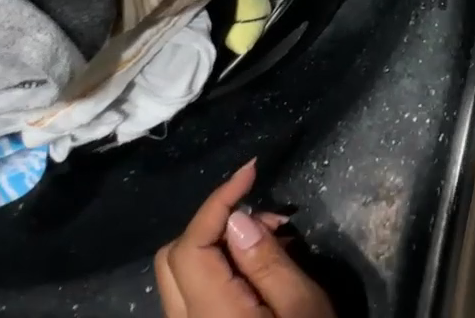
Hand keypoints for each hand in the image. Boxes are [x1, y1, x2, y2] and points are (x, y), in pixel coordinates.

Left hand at [155, 159, 336, 317]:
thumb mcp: (302, 305)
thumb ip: (266, 263)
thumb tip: (240, 220)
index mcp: (211, 313)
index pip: (191, 245)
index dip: (217, 200)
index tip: (252, 171)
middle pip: (172, 255)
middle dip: (214, 219)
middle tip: (268, 212)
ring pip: (180, 270)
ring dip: (219, 239)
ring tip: (276, 236)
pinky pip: (193, 286)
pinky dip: (220, 261)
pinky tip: (263, 262)